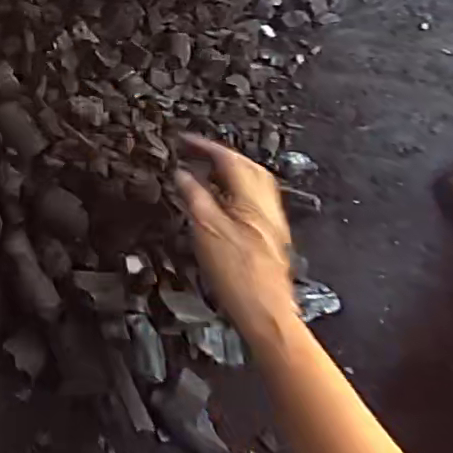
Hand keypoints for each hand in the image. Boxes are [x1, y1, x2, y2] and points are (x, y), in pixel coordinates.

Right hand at [175, 134, 295, 345]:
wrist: (265, 312)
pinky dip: (232, 189)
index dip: (206, 146)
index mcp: (252, 204)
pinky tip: (218, 196)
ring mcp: (270, 224)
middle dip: (222, 154)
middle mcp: (266, 210)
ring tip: (204, 168)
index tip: (184, 140)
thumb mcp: (205, 230)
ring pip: (254, 183)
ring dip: (229, 170)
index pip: (231, 161)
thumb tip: (182, 174)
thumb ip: (194, 197)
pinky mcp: (266, 237)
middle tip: (196, 150)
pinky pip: (252, 200)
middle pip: (250, 169)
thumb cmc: (238, 276)